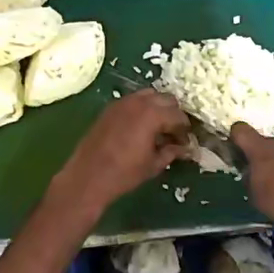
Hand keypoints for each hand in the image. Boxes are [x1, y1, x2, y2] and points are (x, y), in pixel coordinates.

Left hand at [44, 90, 189, 216]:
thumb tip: (184, 148)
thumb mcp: (153, 164)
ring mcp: (122, 102)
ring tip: (158, 128)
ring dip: (158, 108)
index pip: (178, 115)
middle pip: (166, 99)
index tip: (185, 142)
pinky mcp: (110, 108)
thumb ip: (171, 151)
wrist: (88, 176)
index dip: (185, 130)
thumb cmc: (124, 173)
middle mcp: (139, 102)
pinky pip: (133, 100)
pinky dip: (142, 108)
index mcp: (152, 115)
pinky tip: (141, 127)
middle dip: (173, 114)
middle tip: (174, 133)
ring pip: (149, 95)